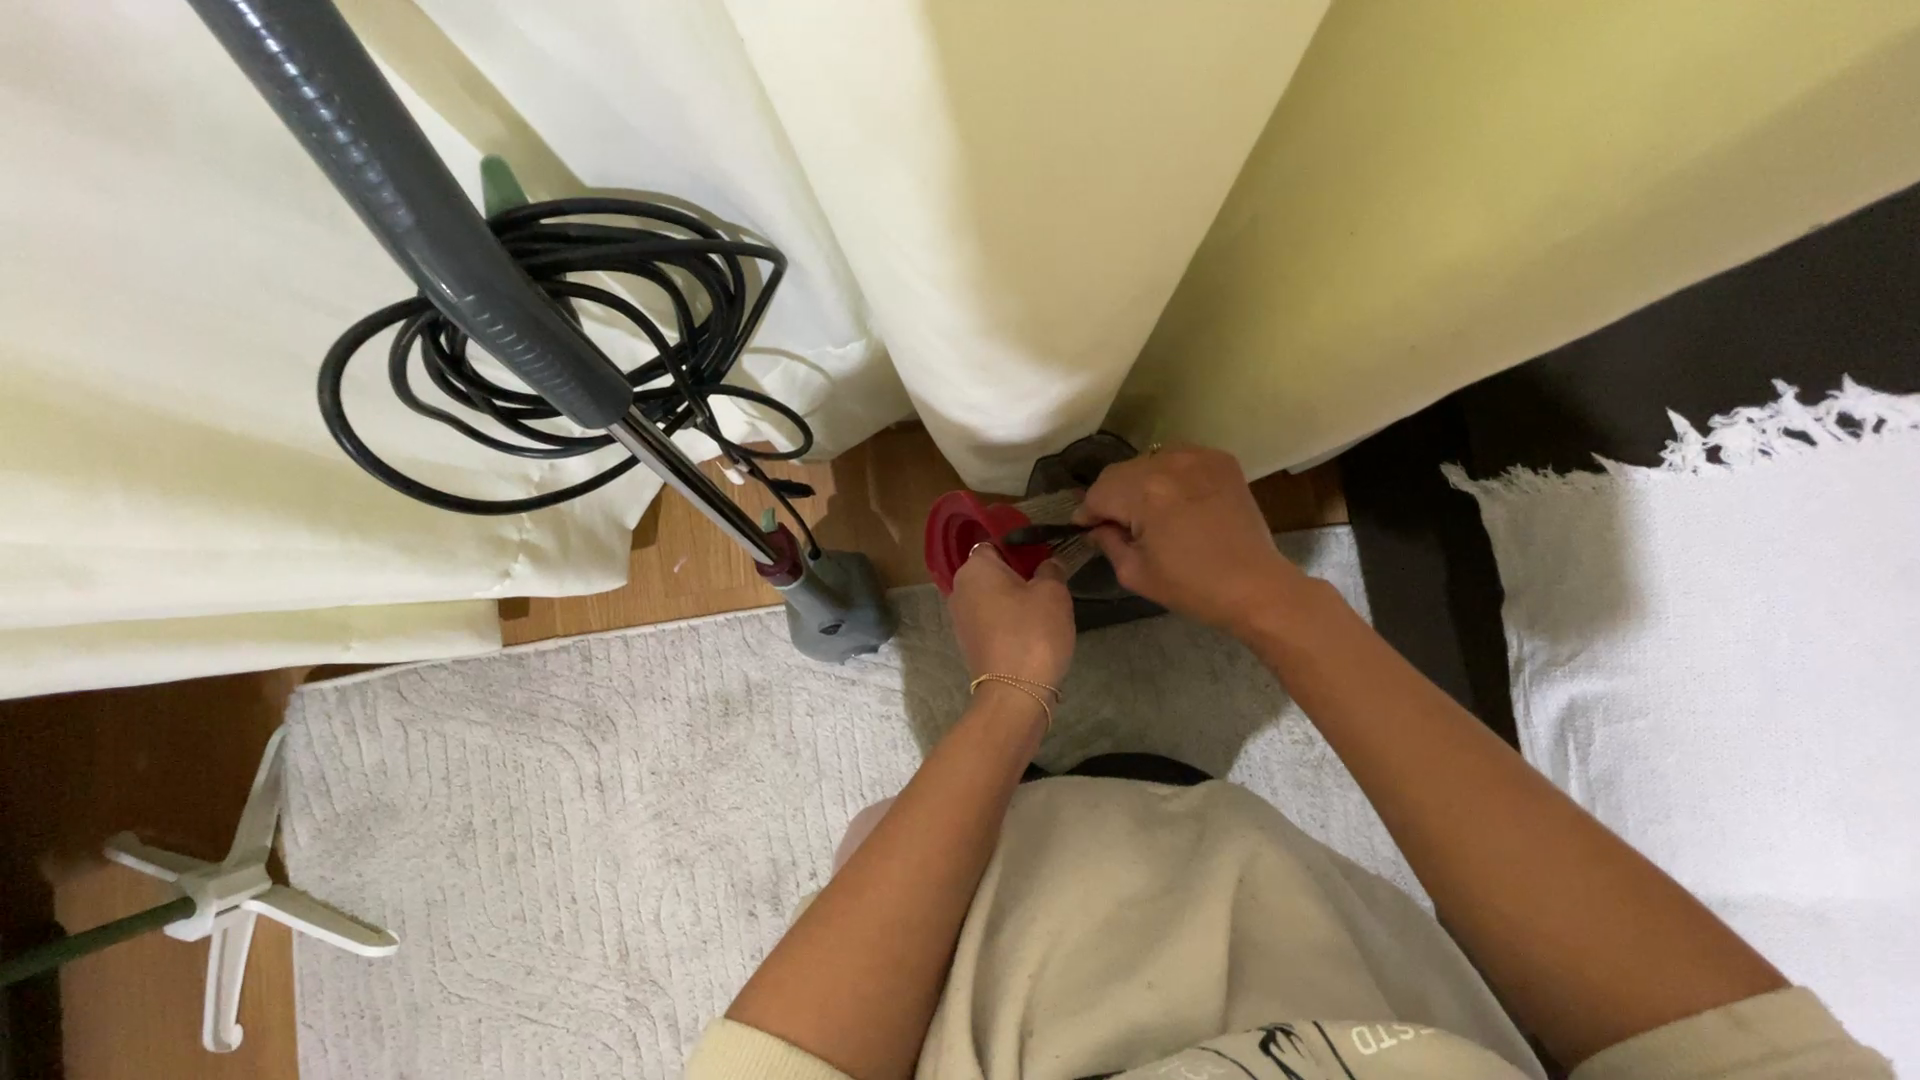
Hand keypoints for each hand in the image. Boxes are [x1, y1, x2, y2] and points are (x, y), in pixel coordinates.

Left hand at [946, 545, 1073, 687]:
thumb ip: (1051, 569)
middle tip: (1048, 585)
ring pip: (992, 597)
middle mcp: (959, 589)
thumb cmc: (1033, 632)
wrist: (1015, 692)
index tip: (1044, 559)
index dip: (1020, 548)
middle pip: (992, 571)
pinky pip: (990, 620)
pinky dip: (1008, 621)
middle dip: (1018, 575)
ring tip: (1043, 611)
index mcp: (975, 568)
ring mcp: (960, 618)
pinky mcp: (968, 643)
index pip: (995, 544)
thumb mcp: (1053, 592)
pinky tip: (1030, 632)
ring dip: (1014, 600)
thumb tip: (1047, 564)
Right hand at [1074, 444, 1306, 633]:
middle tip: (1117, 524)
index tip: (1087, 529)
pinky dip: (1169, 474)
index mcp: (1144, 492)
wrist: (1255, 586)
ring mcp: (1198, 457)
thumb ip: (1108, 543)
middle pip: (1120, 472)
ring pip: (1148, 461)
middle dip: (1112, 497)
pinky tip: (1176, 499)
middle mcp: (1168, 464)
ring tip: (1149, 511)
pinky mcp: (1220, 460)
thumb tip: (1097, 528)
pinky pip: (1178, 458)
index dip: (1088, 513)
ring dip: (1140, 483)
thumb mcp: (1135, 572)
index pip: (1098, 492)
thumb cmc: (1192, 586)